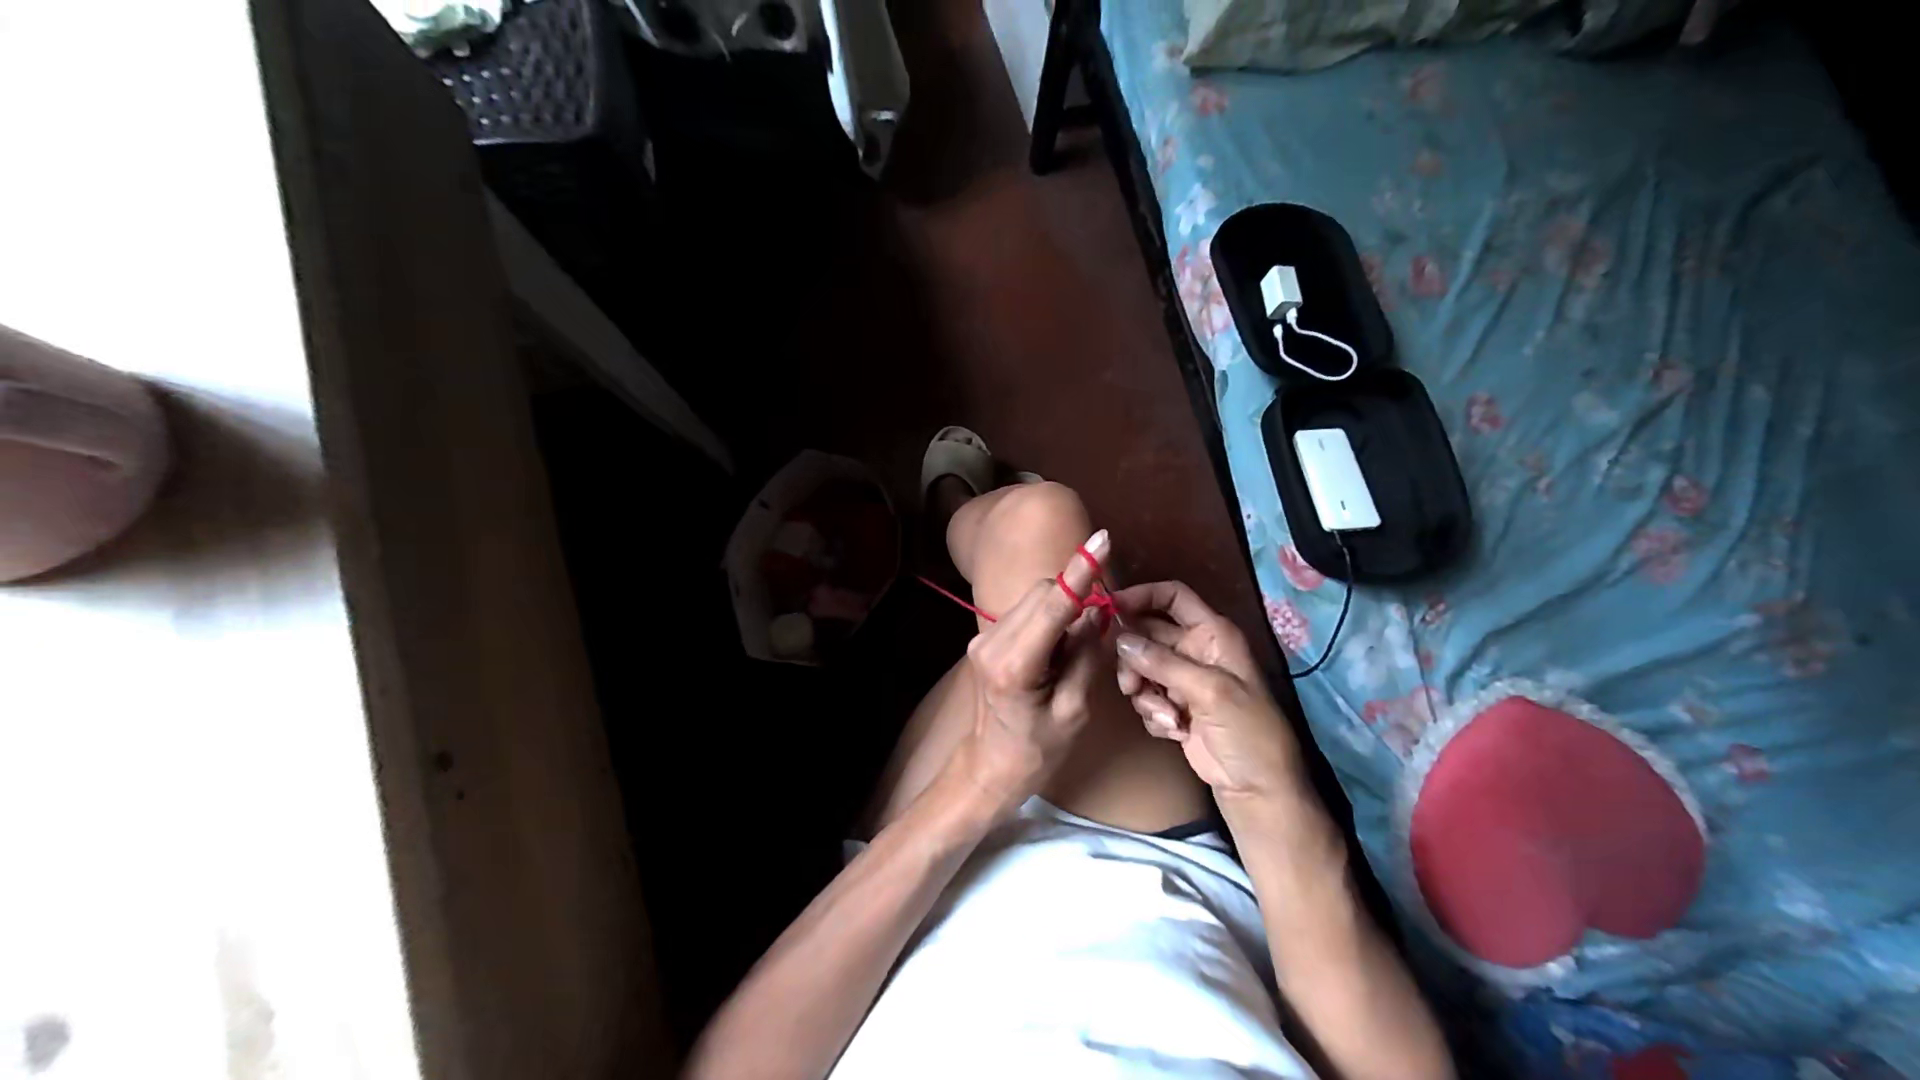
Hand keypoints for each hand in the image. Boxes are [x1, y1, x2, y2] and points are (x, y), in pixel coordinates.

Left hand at [958, 529, 1111, 809]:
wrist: (990, 768)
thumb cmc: (1038, 750)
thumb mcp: (1075, 710)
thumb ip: (1086, 654)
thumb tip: (1097, 609)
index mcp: (1015, 665)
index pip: (1053, 605)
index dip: (1080, 571)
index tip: (1102, 539)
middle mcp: (991, 643)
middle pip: (1042, 593)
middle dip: (1074, 597)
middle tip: (1096, 629)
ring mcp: (983, 639)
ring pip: (1033, 600)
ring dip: (1061, 610)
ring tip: (1071, 654)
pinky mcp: (984, 640)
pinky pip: (1024, 613)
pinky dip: (1047, 620)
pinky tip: (1055, 652)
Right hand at [1110, 581, 1304, 800]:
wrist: (1258, 788)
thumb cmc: (1248, 730)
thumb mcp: (1209, 691)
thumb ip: (1162, 662)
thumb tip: (1120, 640)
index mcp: (1212, 634)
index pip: (1173, 596)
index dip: (1142, 595)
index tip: (1111, 608)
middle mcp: (1195, 650)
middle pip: (1146, 634)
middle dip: (1134, 658)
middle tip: (1130, 684)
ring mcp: (1182, 679)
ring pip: (1140, 667)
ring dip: (1144, 692)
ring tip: (1165, 716)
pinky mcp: (1172, 706)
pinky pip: (1145, 696)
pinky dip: (1152, 713)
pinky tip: (1174, 731)